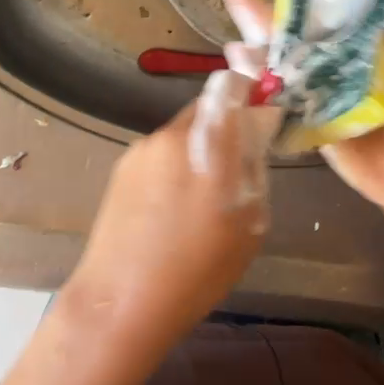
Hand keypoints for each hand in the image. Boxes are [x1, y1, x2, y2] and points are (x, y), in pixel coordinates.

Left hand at [57, 70, 281, 348]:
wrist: (122, 300)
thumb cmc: (198, 270)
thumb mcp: (249, 225)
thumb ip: (254, 169)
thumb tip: (256, 133)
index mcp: (211, 144)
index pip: (231, 87)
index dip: (248, 84)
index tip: (260, 101)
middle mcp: (175, 134)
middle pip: (207, 108)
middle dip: (224, 125)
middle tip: (234, 163)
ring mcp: (144, 147)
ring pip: (182, 132)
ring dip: (198, 148)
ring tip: (199, 196)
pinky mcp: (122, 165)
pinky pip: (160, 152)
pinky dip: (173, 166)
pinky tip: (170, 207)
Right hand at [225, 0, 383, 219]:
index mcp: (373, 40)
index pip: (335, 2)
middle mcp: (344, 59)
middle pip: (301, 29)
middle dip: (268, 12)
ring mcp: (325, 89)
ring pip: (287, 60)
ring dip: (258, 45)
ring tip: (231, 34)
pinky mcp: (312, 119)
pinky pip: (282, 97)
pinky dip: (259, 83)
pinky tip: (236, 67)